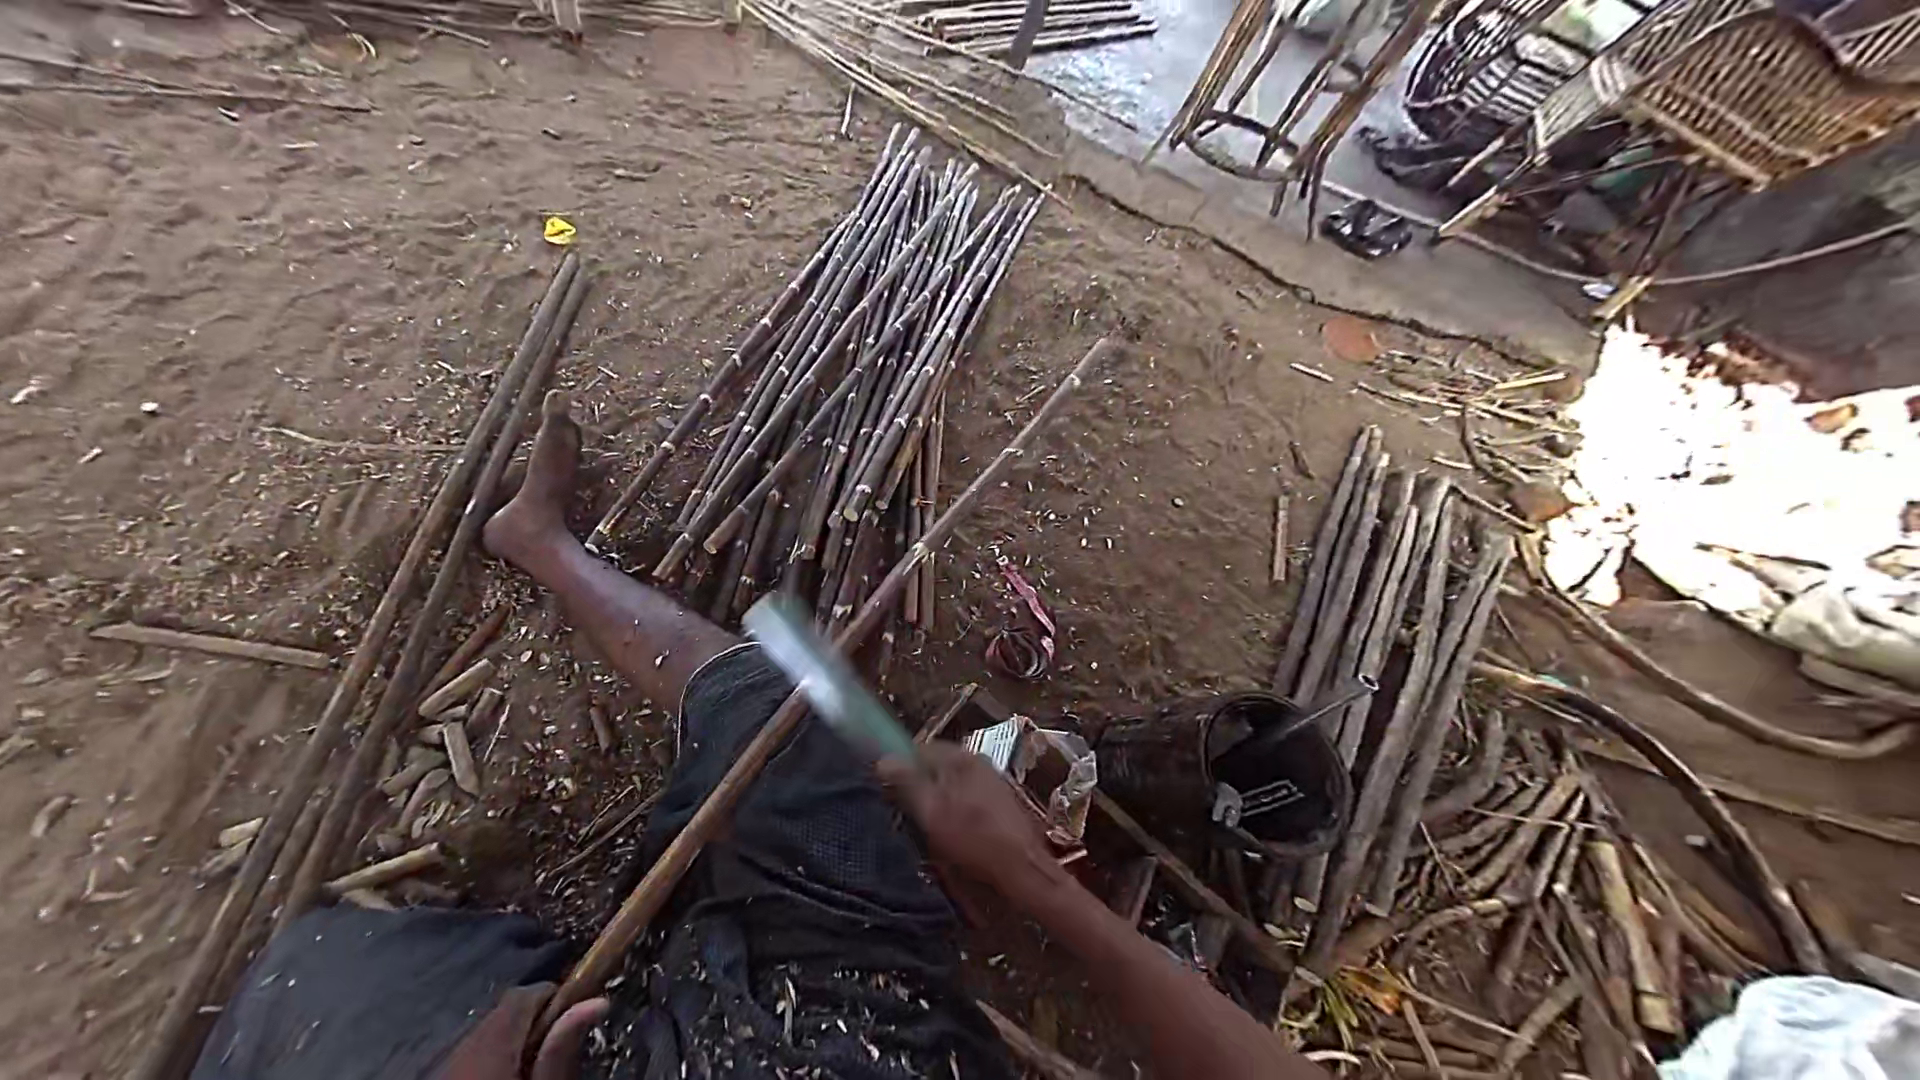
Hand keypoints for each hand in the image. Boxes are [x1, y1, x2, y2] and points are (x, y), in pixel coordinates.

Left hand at [434, 983, 608, 1079]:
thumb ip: (562, 1052)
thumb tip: (596, 1001)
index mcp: (490, 1049)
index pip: (525, 996)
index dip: (553, 999)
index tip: (573, 1020)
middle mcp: (458, 1054)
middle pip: (500, 1016)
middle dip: (530, 1024)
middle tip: (552, 1055)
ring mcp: (439, 1074)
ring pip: (479, 1040)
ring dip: (507, 1046)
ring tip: (527, 1074)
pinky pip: (461, 1064)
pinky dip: (484, 1067)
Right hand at [877, 742, 1062, 901]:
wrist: (1022, 870)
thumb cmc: (973, 840)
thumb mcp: (931, 812)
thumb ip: (907, 782)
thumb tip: (883, 760)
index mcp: (961, 756)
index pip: (919, 749)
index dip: (899, 769)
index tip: (888, 794)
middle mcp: (978, 761)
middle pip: (935, 767)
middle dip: (918, 787)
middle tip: (907, 816)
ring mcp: (991, 781)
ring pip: (951, 784)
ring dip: (936, 802)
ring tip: (927, 830)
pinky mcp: (1000, 803)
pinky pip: (966, 798)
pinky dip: (954, 812)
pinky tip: (952, 835)